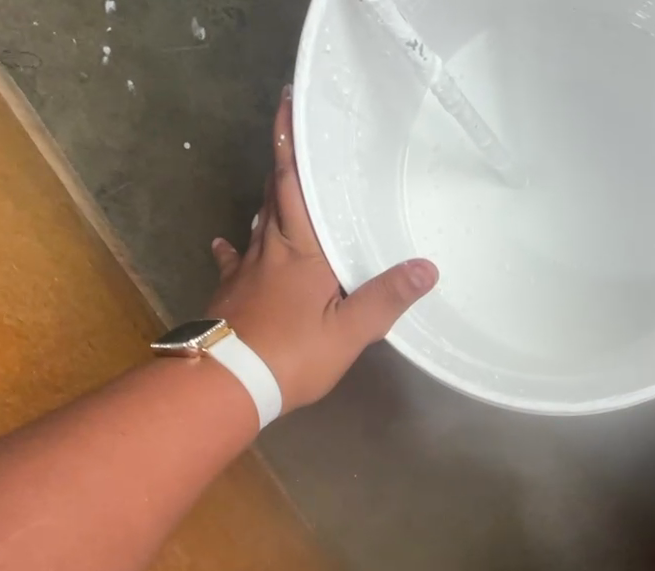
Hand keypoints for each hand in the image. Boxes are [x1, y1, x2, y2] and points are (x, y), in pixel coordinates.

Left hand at [204, 89, 438, 408]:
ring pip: (258, 223)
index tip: (290, 103)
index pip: (295, 184)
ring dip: (268, 200)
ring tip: (278, 186)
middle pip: (274, 194)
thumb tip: (427, 267)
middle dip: (282, 161)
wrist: (228, 382)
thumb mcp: (349, 332)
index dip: (293, 143)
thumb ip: (385, 299)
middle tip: (290, 135)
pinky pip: (235, 260)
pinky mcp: (230, 292)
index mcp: (303, 252)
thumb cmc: (292, 354)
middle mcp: (270, 249)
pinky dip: (235, 248)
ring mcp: (246, 270)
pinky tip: (227, 244)